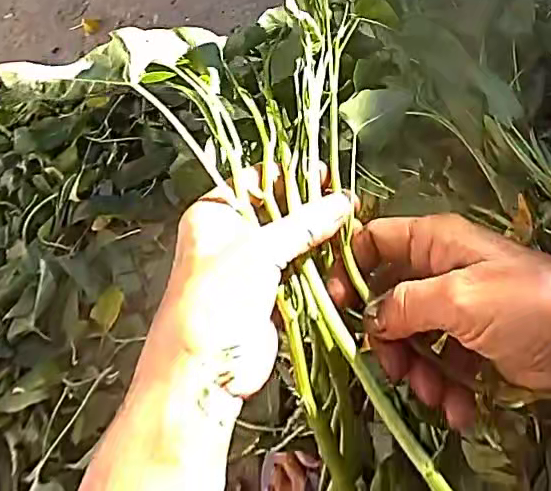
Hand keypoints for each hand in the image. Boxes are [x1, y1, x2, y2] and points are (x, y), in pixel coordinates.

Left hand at [136, 172, 355, 401]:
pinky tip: (341, 255)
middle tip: (342, 199)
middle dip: (311, 206)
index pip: (257, 179)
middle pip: (278, 209)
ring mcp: (249, 266)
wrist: (201, 377)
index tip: (323, 173)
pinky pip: (299, 269)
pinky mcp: (267, 294)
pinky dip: (319, 264)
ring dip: (319, 236)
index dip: (291, 174)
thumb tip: (339, 202)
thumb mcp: (259, 250)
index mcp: (214, 214)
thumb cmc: (210, 305)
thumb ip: (304, 223)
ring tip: (349, 224)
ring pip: (292, 240)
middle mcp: (230, 236)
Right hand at [341, 213, 550, 429]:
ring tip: (436, 393)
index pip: (376, 239)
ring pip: (410, 335)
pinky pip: (438, 361)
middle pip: (387, 296)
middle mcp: (440, 268)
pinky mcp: (471, 342)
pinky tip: (460, 407)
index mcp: (435, 241)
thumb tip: (371, 316)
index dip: (351, 267)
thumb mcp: (460, 298)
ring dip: (415, 369)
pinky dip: (442, 385)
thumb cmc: (525, 304)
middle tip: (393, 367)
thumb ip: (408, 302)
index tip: (336, 304)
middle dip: (385, 335)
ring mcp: (456, 307)